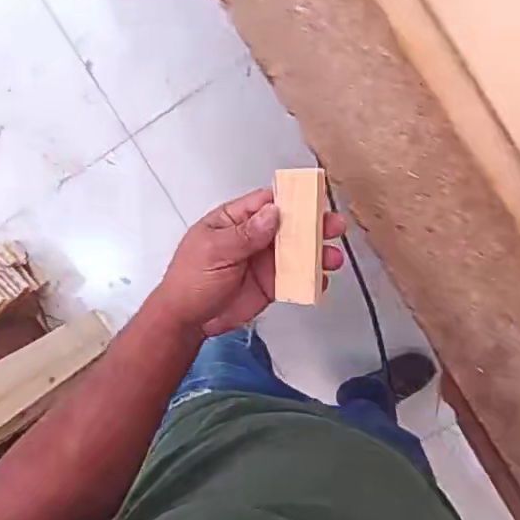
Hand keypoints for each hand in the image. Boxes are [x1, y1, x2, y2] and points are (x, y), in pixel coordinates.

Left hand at [147, 187, 344, 336]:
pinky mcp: (270, 284)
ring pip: (296, 252)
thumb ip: (245, 234)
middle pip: (289, 225)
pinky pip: (295, 278)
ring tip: (331, 257)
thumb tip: (271, 213)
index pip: (267, 202)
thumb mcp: (214, 251)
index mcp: (234, 221)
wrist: (187, 320)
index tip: (313, 199)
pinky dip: (309, 278)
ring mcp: (262, 261)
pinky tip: (319, 279)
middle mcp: (252, 238)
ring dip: (316, 253)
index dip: (291, 199)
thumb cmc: (188, 281)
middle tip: (332, 225)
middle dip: (312, 224)